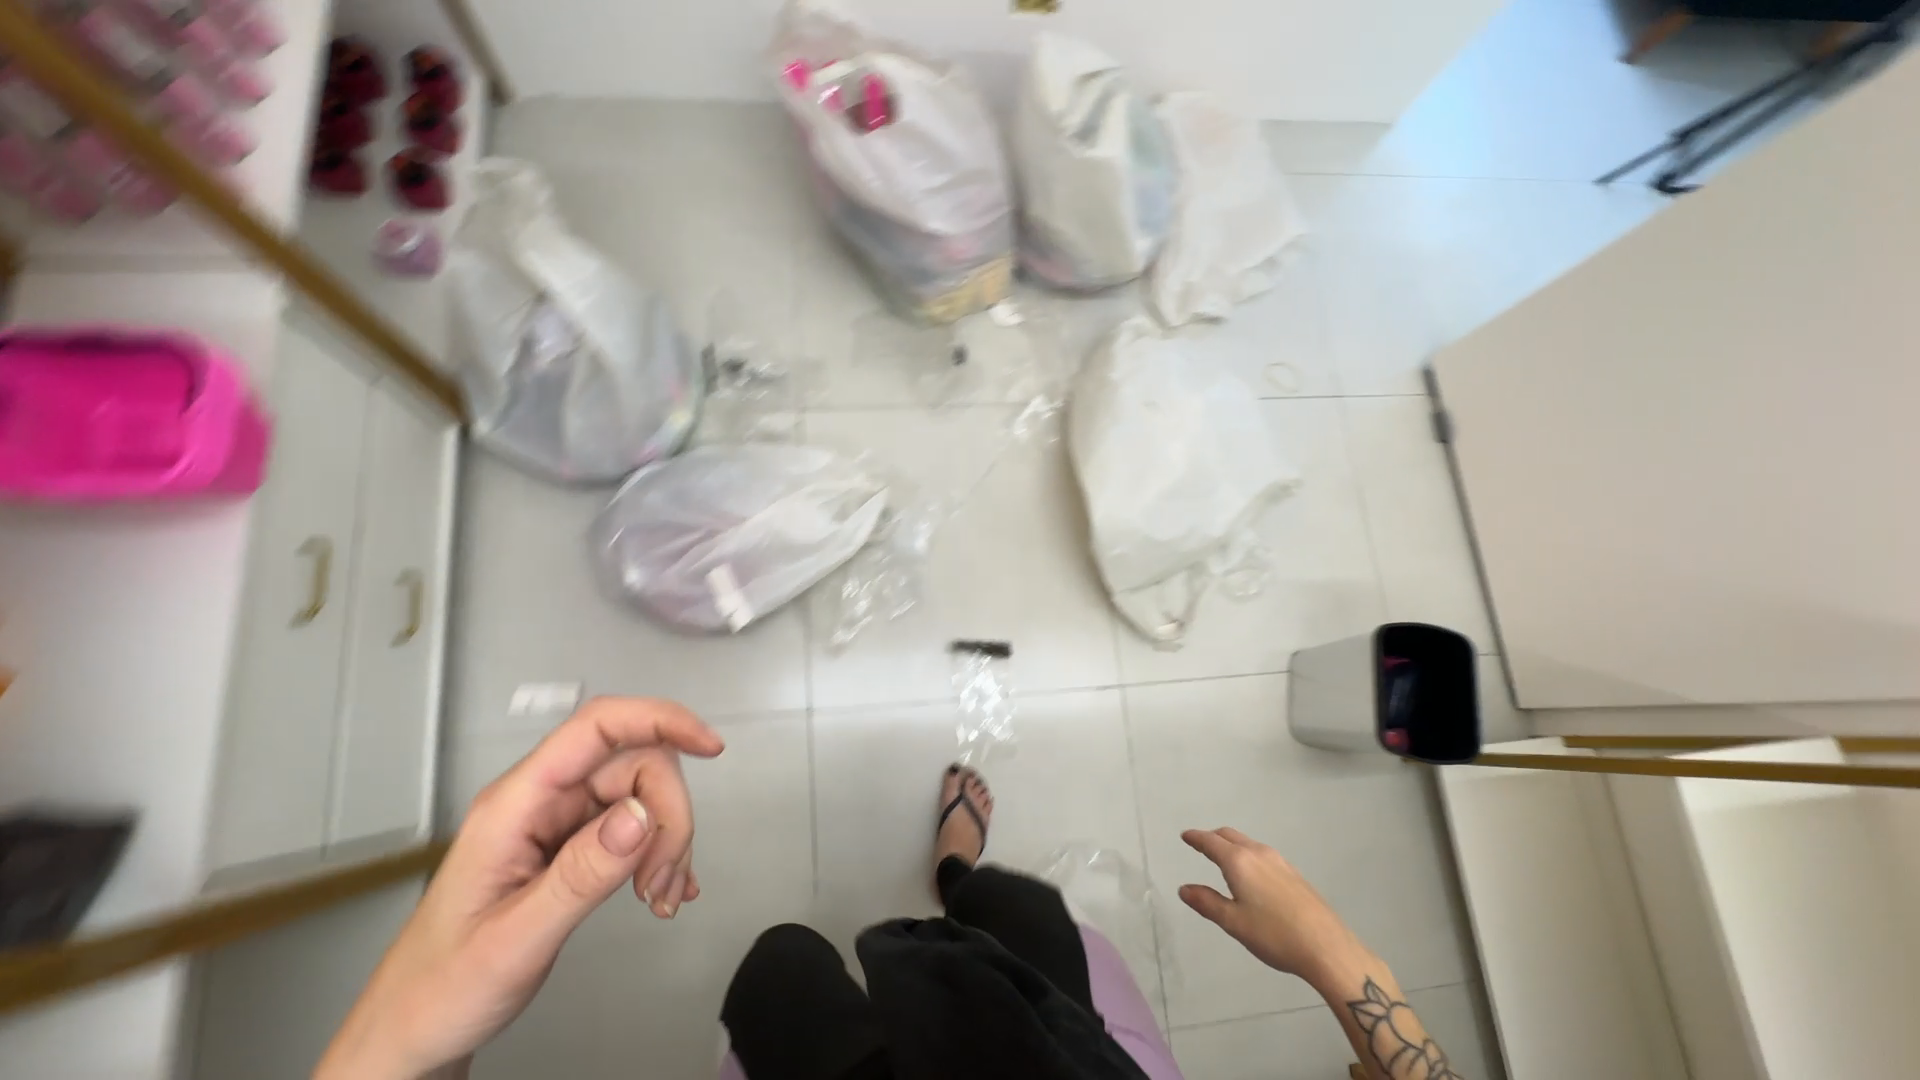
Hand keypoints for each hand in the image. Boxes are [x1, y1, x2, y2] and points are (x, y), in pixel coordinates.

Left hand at [316, 698, 725, 1079]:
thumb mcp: (514, 940)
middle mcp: (540, 801)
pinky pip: (636, 825)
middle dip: (668, 816)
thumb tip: (644, 815)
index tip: (709, 745)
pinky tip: (662, 891)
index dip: (659, 720)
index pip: (596, 728)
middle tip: (662, 881)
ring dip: (667, 842)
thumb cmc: (442, 989)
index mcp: (515, 806)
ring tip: (657, 897)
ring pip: (643, 795)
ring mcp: (559, 820)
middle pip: (634, 764)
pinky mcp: (574, 843)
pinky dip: (660, 855)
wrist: (413, 1030)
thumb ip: (581, 874)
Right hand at [1178, 828, 1372, 987]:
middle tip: (1200, 845)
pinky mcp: (1294, 874)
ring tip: (1223, 859)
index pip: (1211, 842)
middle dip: (1212, 838)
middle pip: (1230, 836)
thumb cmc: (1274, 934)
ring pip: (1248, 843)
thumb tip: (1184, 889)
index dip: (1196, 838)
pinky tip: (1252, 875)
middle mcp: (1259, 854)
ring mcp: (1280, 862)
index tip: (1185, 836)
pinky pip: (1262, 854)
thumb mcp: (1233, 922)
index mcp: (1239, 862)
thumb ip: (1207, 902)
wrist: (1327, 946)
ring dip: (1232, 845)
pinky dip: (1248, 855)